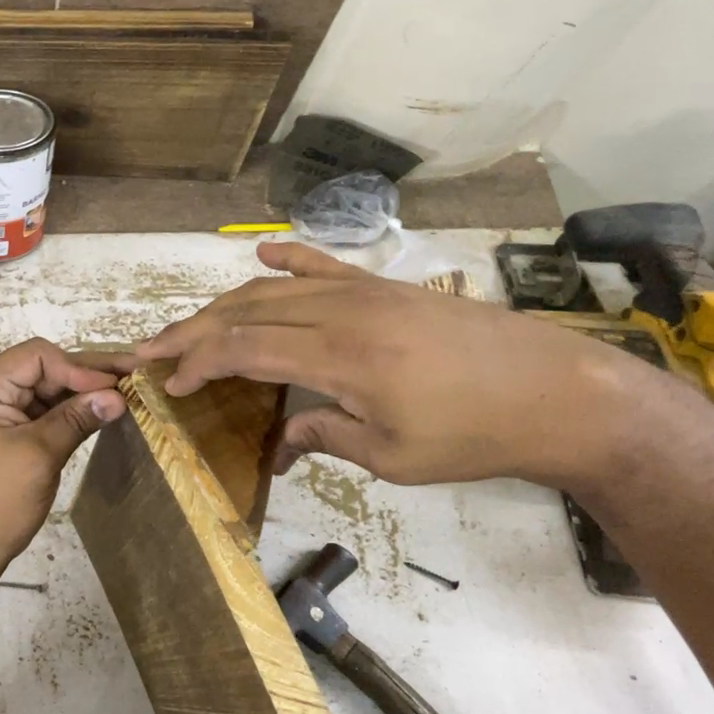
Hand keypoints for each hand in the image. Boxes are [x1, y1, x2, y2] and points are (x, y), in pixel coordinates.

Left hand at [0, 339, 128, 581]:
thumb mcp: (40, 455)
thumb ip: (76, 419)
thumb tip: (118, 395)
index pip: (36, 356)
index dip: (77, 366)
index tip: (113, 386)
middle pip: (45, 368)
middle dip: (88, 372)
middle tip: (136, 372)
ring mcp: (2, 412)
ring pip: (50, 388)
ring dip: (86, 389)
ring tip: (130, 387)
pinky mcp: (14, 432)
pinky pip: (47, 410)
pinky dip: (74, 409)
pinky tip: (106, 409)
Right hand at [134, 242, 658, 489]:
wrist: (561, 394)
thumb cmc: (477, 436)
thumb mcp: (395, 457)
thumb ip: (326, 437)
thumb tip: (278, 440)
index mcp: (340, 356)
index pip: (243, 348)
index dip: (197, 363)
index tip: (168, 384)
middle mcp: (342, 312)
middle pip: (245, 311)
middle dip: (192, 330)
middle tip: (151, 348)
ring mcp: (365, 291)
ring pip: (274, 288)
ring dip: (224, 304)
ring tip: (191, 324)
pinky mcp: (386, 286)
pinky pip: (325, 264)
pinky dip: (287, 259)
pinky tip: (261, 256)